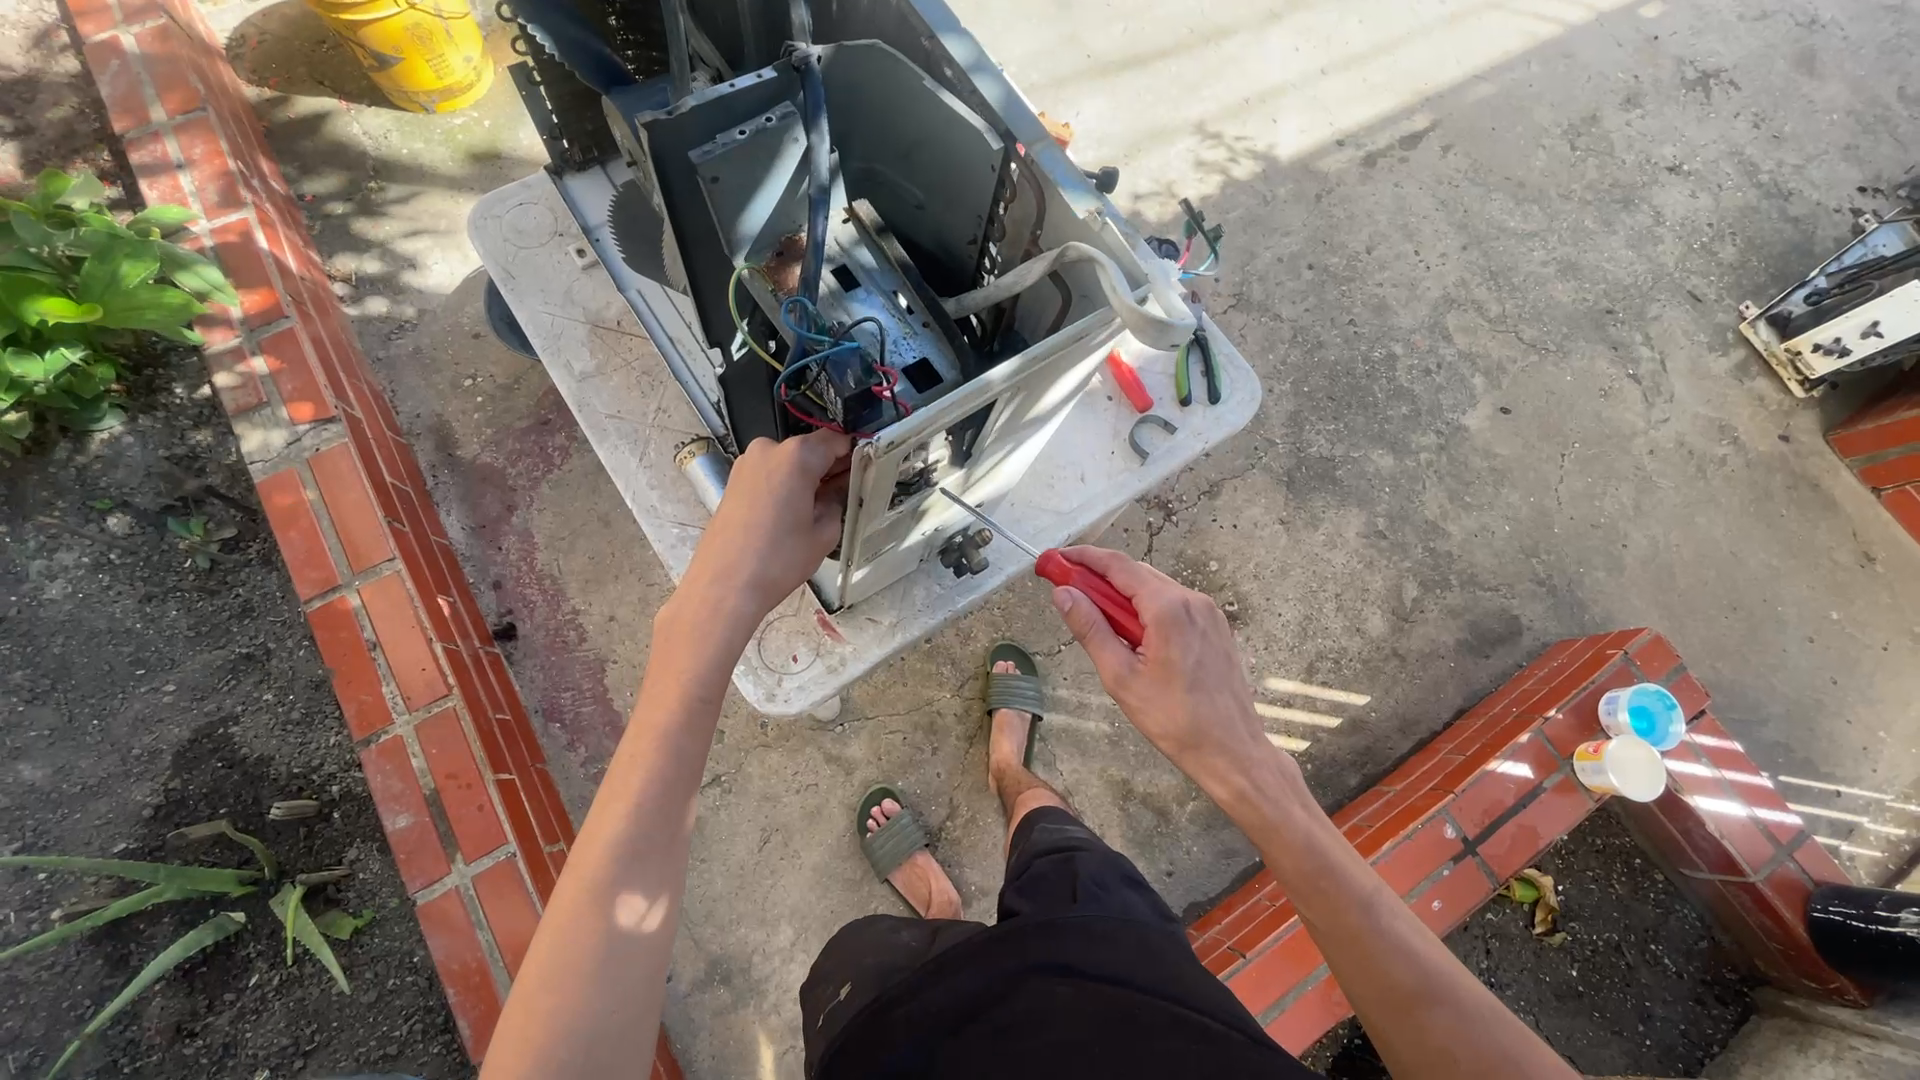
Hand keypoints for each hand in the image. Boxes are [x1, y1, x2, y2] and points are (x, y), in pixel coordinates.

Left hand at [675, 429, 851, 628]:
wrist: (725, 586)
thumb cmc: (776, 561)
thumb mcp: (824, 532)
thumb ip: (837, 501)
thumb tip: (838, 491)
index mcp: (796, 456)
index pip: (835, 440)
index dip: (853, 453)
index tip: (865, 467)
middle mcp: (768, 450)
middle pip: (810, 449)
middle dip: (829, 467)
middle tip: (846, 491)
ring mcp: (747, 464)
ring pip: (789, 462)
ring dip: (807, 478)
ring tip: (819, 509)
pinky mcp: (734, 481)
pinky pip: (770, 474)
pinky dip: (786, 486)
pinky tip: (795, 513)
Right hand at [1049, 546, 1297, 807]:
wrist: (1231, 749)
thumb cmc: (1175, 720)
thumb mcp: (1120, 676)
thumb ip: (1090, 629)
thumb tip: (1063, 594)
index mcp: (1168, 608)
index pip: (1117, 566)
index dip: (1082, 558)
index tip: (1055, 560)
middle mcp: (1191, 600)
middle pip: (1136, 573)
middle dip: (1098, 576)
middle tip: (1065, 587)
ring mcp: (1207, 612)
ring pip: (1154, 588)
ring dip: (1121, 595)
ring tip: (1094, 616)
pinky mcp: (1214, 627)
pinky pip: (1173, 604)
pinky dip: (1146, 608)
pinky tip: (1131, 633)